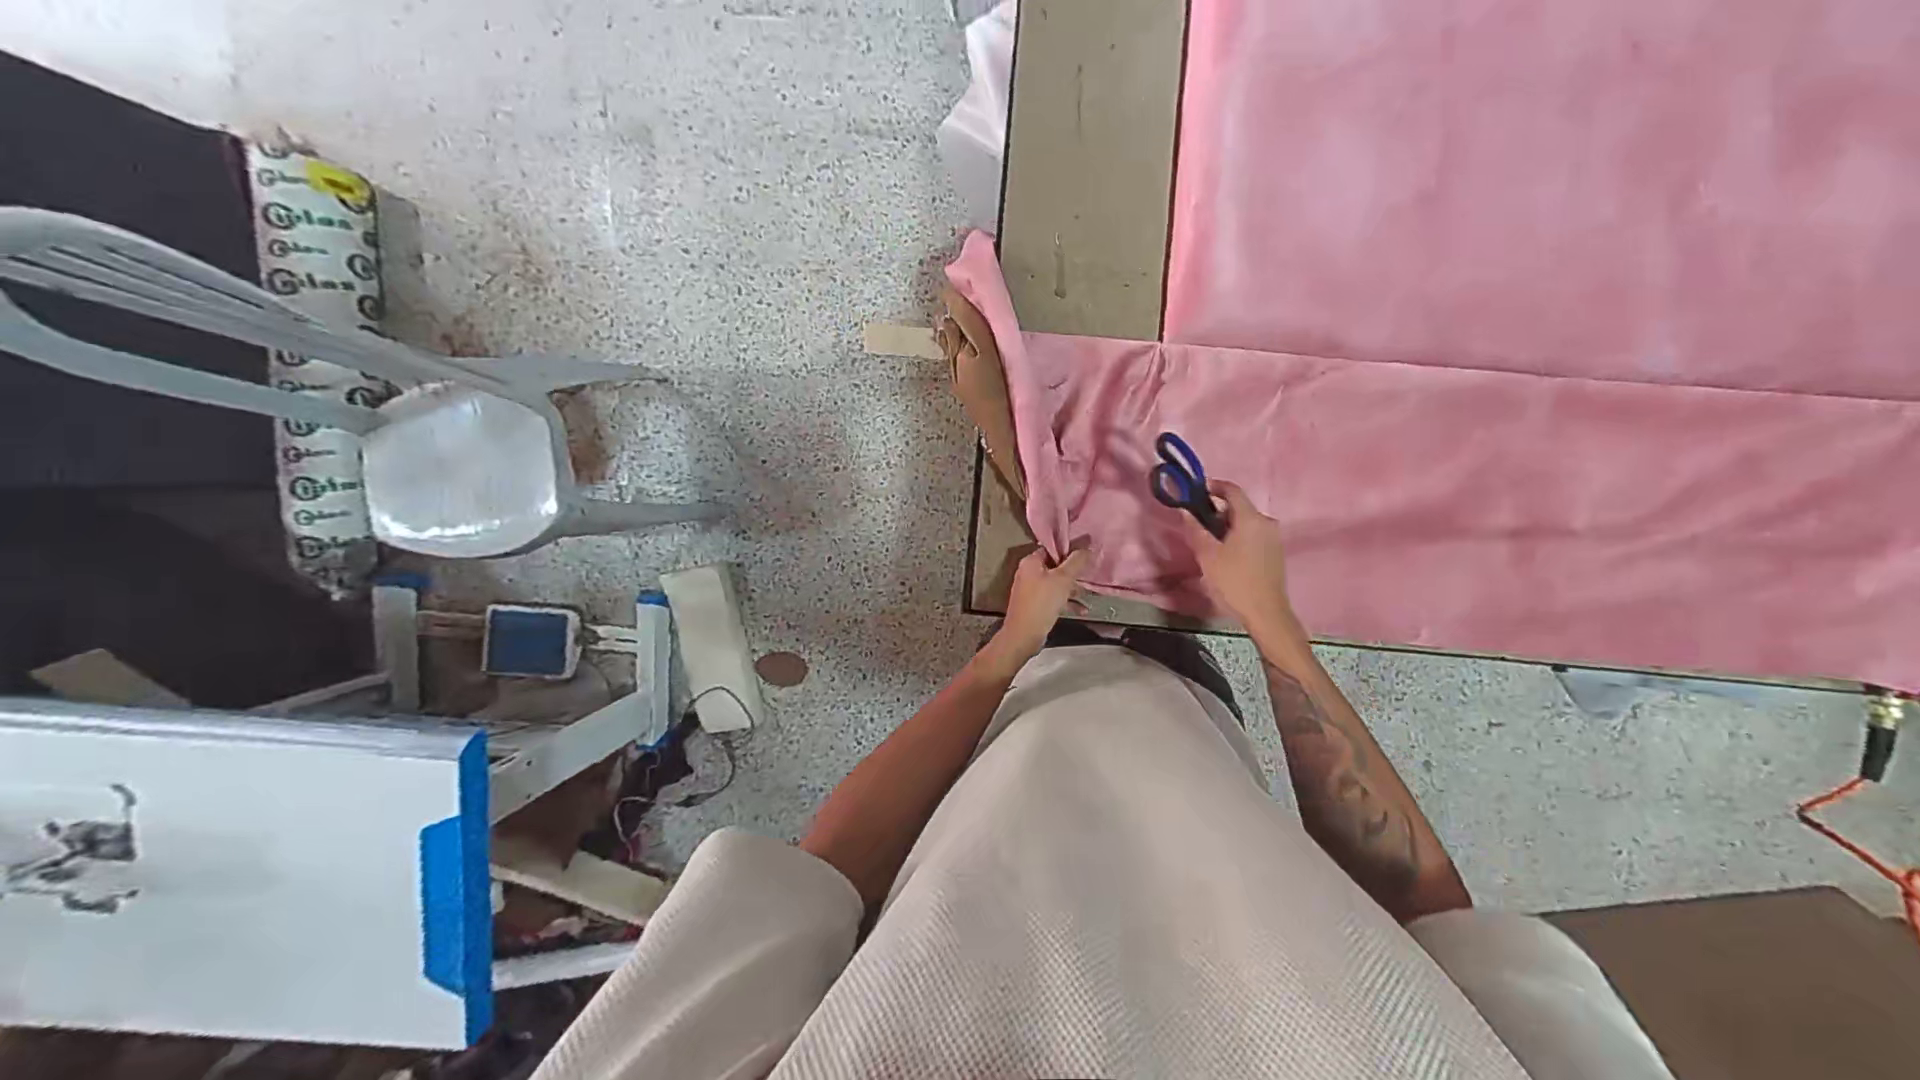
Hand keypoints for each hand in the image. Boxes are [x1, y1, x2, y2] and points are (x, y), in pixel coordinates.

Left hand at [983, 546, 1088, 674]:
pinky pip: (1053, 598)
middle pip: (1055, 566)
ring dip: (1072, 588)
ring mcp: (1031, 590)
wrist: (1024, 635)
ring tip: (1088, 593)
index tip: (1085, 554)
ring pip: (1056, 583)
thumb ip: (1076, 562)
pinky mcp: (1035, 605)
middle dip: (1073, 572)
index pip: (1052, 548)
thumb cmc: (1042, 603)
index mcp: (1031, 562)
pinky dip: (1066, 601)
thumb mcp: (1063, 579)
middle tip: (1088, 574)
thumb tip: (1087, 548)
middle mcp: (1028, 573)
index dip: (1069, 550)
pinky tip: (1082, 609)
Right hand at [1182, 479, 1298, 637]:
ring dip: (1226, 525)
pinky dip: (1237, 535)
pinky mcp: (1275, 551)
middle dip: (1217, 510)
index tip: (1196, 490)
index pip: (1232, 490)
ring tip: (1207, 539)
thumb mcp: (1208, 555)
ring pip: (1246, 522)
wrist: (1266, 613)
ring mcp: (1274, 537)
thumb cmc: (1234, 581)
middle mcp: (1266, 522)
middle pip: (1239, 507)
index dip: (1213, 486)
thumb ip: (1195, 529)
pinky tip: (1225, 551)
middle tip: (1196, 520)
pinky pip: (1253, 534)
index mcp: (1251, 519)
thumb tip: (1185, 511)